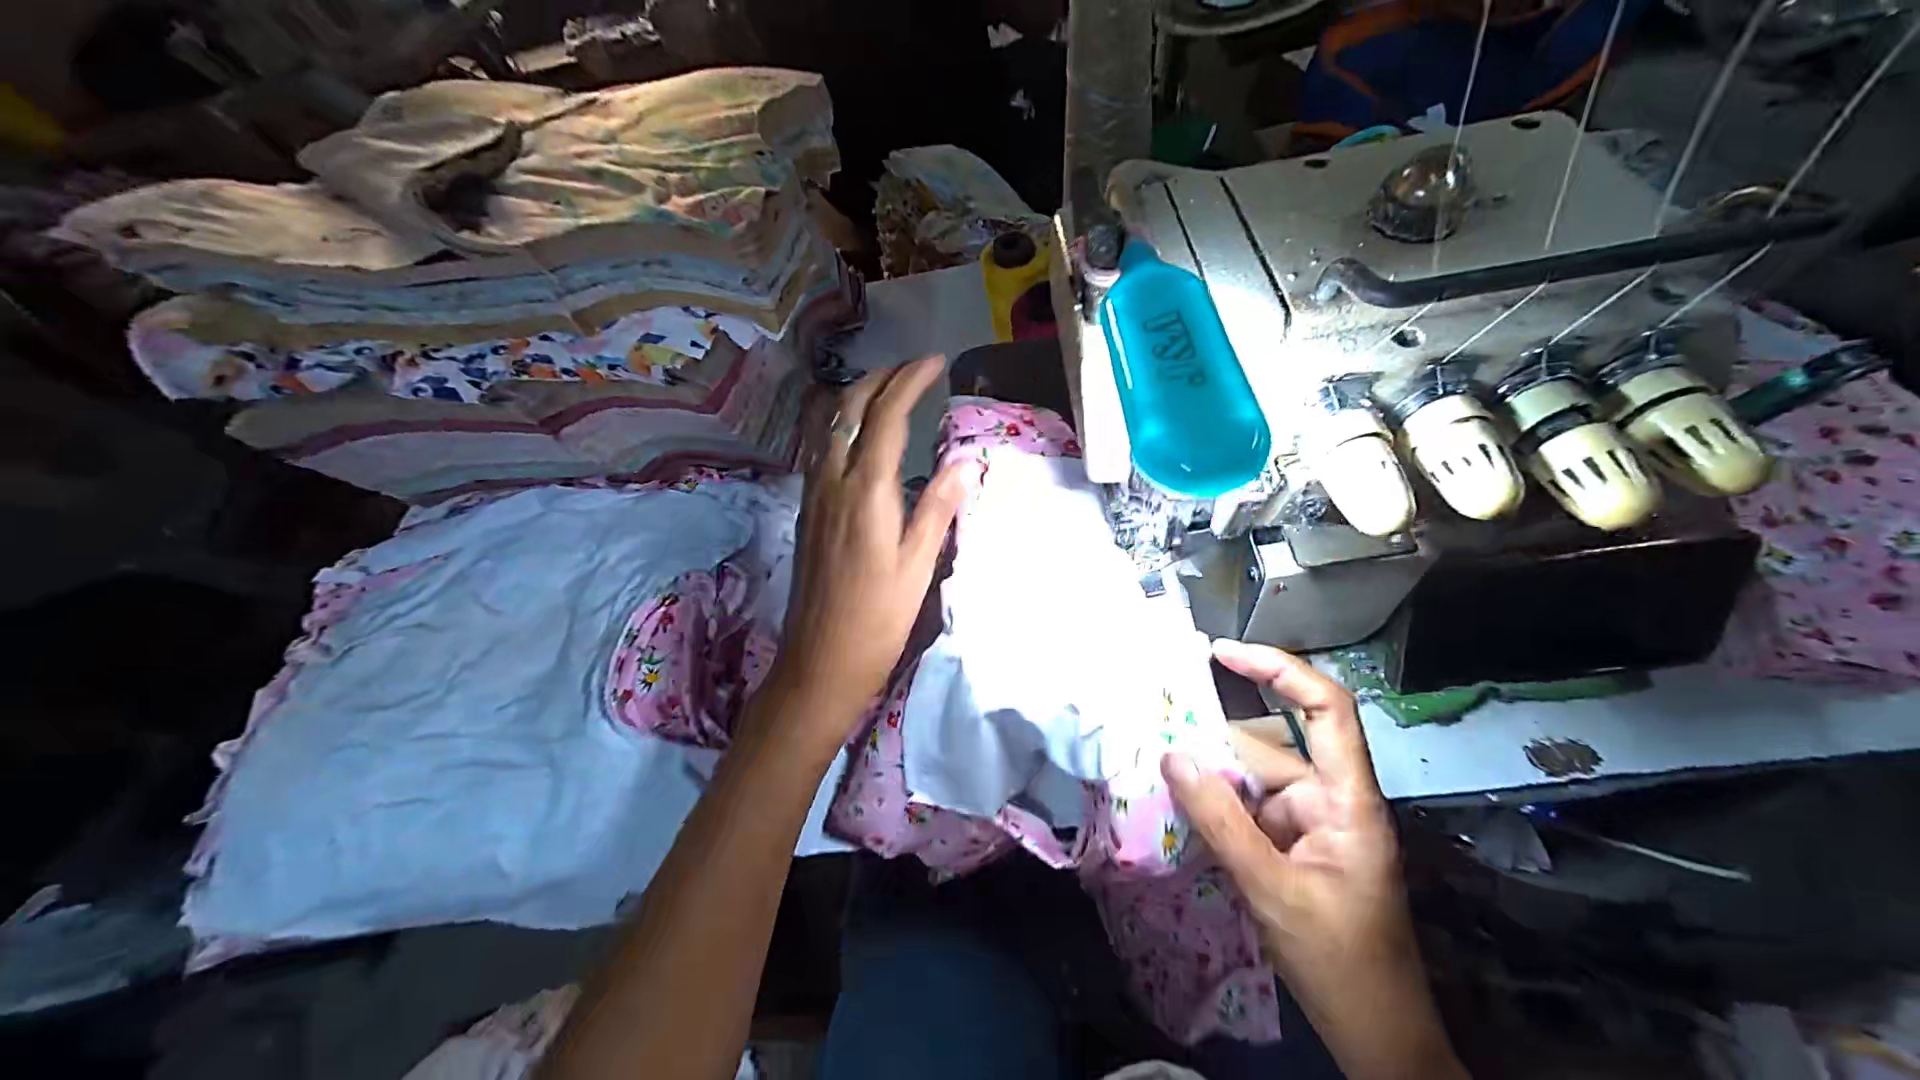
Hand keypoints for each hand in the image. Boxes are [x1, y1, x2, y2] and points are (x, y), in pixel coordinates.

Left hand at [767, 355, 967, 729]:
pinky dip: (840, 424)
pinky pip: (820, 448)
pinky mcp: (807, 511)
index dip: (910, 381)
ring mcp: (813, 495)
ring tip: (888, 390)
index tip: (936, 361)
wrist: (821, 661)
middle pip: (849, 408)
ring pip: (828, 425)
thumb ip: (938, 507)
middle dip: (880, 378)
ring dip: (856, 396)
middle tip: (913, 369)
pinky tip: (858, 435)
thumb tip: (964, 462)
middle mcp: (832, 482)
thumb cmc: (878, 619)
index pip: (886, 416)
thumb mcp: (919, 565)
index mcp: (866, 491)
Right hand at [1163, 639, 1465, 1079]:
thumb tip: (1171, 756)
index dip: (1279, 669)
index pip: (1326, 709)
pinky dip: (1214, 809)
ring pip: (1251, 782)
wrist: (1375, 1035)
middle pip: (1270, 749)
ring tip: (1156, 776)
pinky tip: (1178, 811)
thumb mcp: (1271, 889)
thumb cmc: (1339, 962)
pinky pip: (1247, 811)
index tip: (1223, 653)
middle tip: (1155, 735)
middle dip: (1214, 745)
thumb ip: (1220, 821)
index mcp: (1348, 799)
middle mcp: (1330, 799)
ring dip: (1208, 782)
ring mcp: (1311, 824)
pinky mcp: (1293, 846)